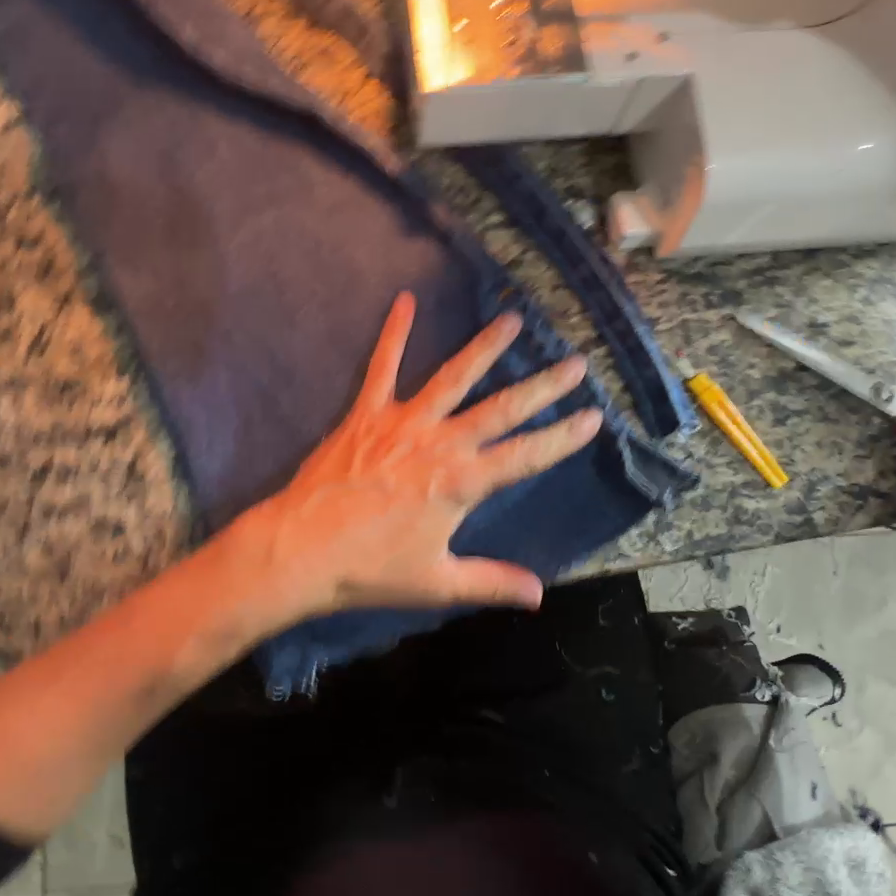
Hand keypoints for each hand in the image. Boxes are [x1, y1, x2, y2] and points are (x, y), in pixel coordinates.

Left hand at [229, 293, 600, 622]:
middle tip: (574, 362)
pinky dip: (394, 334)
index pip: (525, 456)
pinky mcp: (366, 414)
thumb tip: (539, 595)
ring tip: (512, 320)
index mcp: (461, 484)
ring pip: (453, 377)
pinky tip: (404, 300)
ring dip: (485, 347)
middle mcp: (440, 444)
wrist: (301, 550)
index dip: (563, 437)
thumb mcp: (437, 583)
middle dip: (542, 386)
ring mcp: (402, 423)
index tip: (594, 417)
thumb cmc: (370, 570)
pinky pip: (382, 367)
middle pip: (501, 409)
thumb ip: (491, 583)